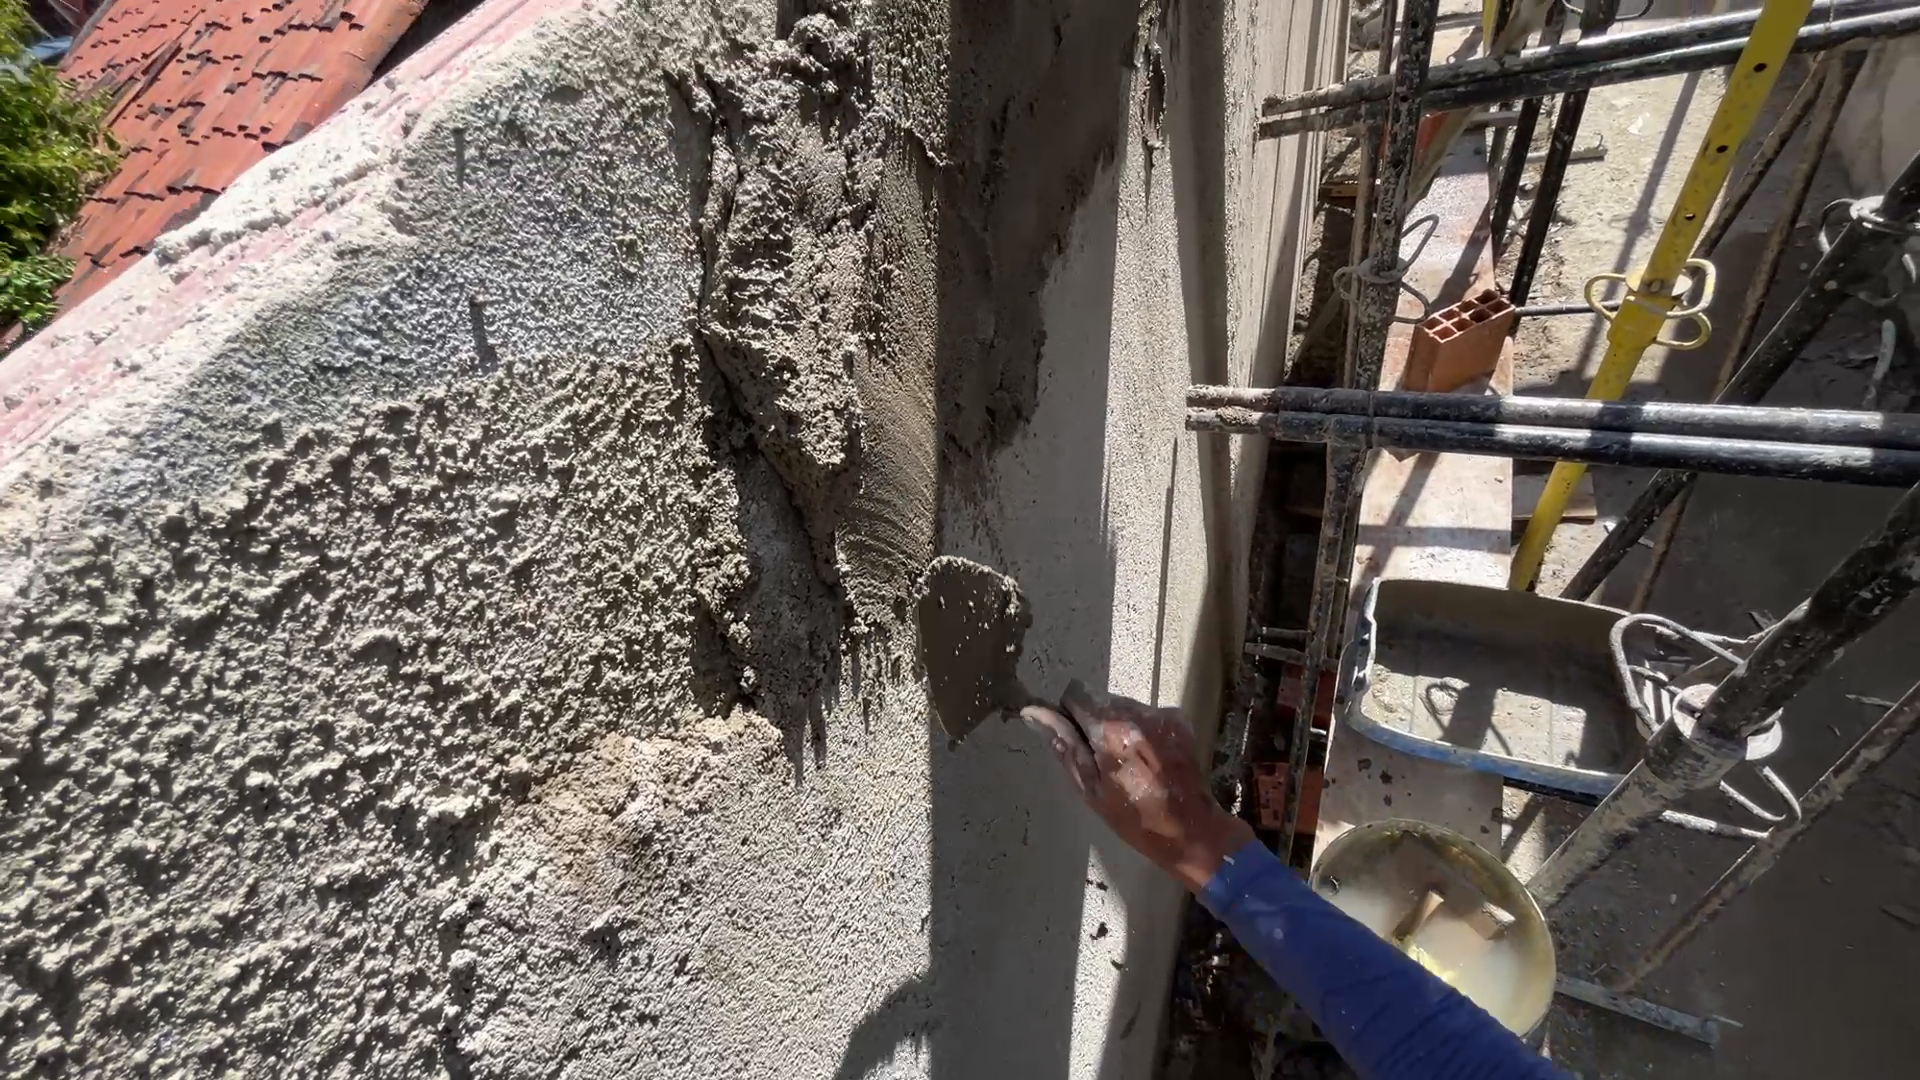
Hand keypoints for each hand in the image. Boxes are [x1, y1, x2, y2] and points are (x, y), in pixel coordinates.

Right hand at [1022, 680, 1255, 892]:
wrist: (1192, 831)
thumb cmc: (1133, 817)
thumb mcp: (1089, 787)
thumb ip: (1063, 744)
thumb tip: (1032, 711)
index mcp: (1110, 728)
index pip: (1075, 692)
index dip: (1070, 715)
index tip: (1078, 742)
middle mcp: (1137, 711)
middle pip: (1100, 699)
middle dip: (1095, 722)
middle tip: (1103, 760)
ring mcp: (1161, 713)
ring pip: (1123, 705)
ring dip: (1118, 725)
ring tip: (1128, 762)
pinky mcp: (1178, 719)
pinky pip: (1146, 713)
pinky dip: (1140, 729)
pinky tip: (1148, 758)